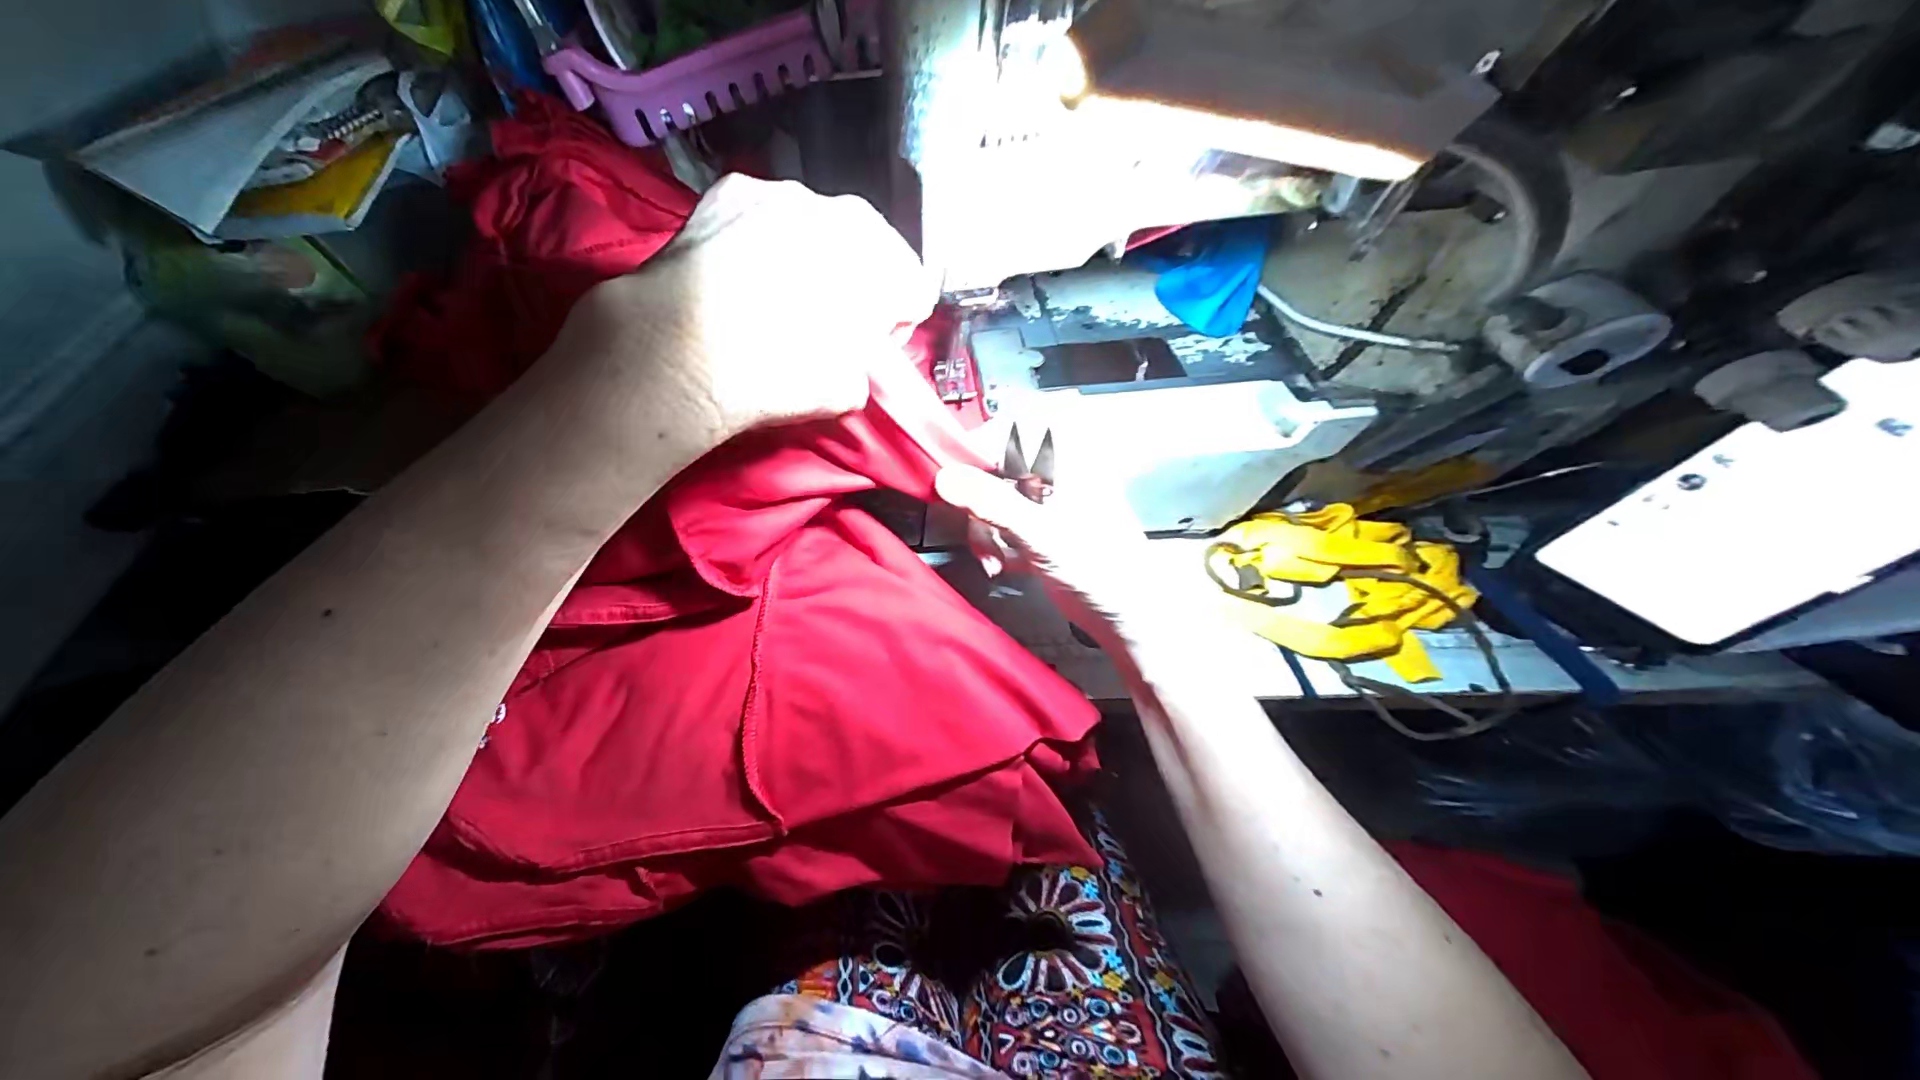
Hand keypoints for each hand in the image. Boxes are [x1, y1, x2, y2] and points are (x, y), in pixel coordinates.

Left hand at [572, 175, 936, 443]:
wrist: (684, 352)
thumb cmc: (779, 375)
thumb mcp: (849, 393)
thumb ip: (869, 366)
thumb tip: (855, 358)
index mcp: (887, 266)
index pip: (914, 291)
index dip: (895, 323)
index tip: (871, 345)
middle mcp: (846, 214)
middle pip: (868, 251)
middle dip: (856, 282)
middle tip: (826, 323)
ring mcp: (787, 194)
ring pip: (816, 228)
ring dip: (809, 257)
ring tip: (775, 299)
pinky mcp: (733, 189)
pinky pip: (765, 216)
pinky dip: (761, 240)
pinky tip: (738, 274)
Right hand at [935, 460, 1191, 654]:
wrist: (1129, 616)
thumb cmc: (1104, 570)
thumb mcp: (1041, 534)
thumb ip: (992, 503)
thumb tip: (946, 478)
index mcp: (1069, 455)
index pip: (1011, 428)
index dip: (977, 449)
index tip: (953, 477)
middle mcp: (1057, 470)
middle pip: (994, 466)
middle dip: (980, 505)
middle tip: (978, 532)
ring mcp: (1048, 500)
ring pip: (994, 498)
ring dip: (985, 531)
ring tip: (994, 560)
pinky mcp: (1040, 527)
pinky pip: (1002, 522)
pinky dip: (996, 543)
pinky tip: (1004, 565)